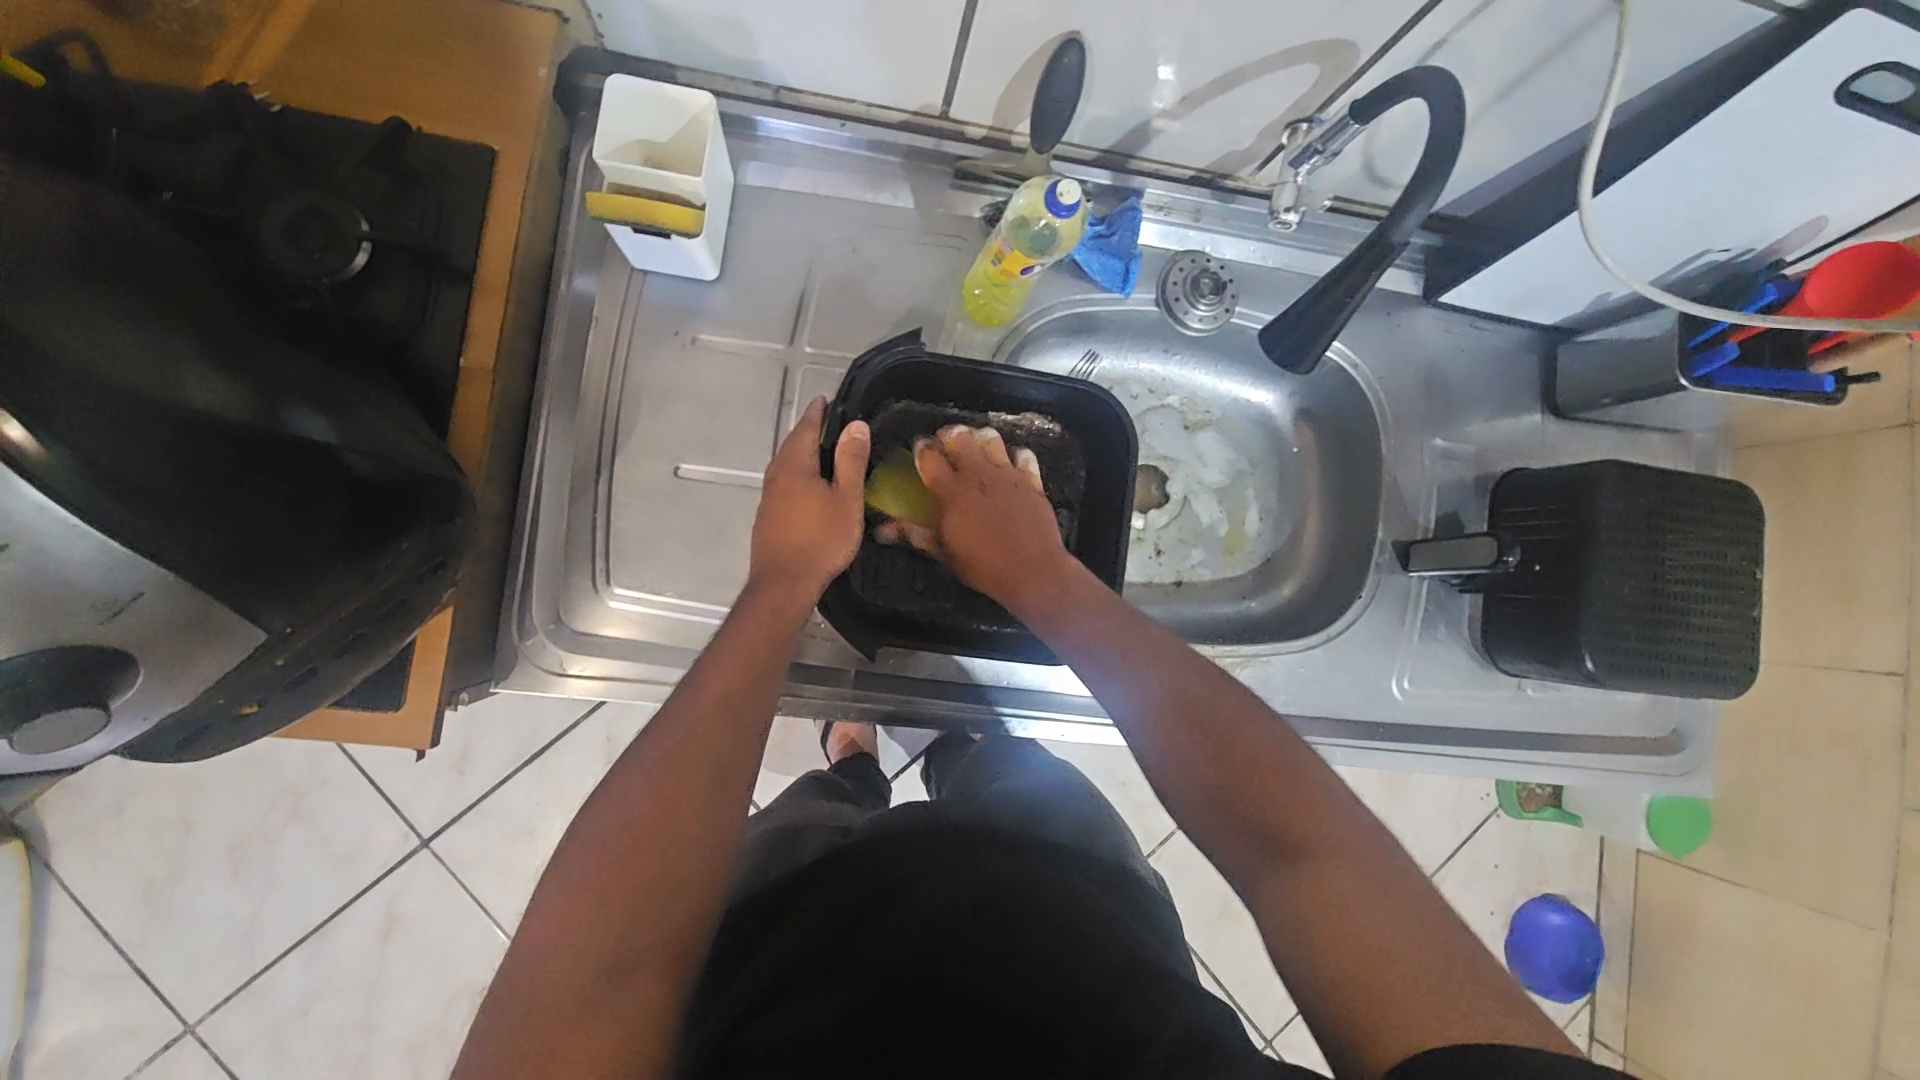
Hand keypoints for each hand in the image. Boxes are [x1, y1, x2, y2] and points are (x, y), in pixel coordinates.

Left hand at [748, 398, 870, 599]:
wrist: (784, 583)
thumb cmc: (821, 541)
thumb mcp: (846, 500)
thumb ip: (850, 461)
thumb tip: (855, 425)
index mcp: (795, 465)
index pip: (807, 427)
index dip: (819, 412)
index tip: (828, 399)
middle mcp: (776, 474)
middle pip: (793, 443)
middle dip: (810, 430)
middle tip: (831, 423)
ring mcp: (768, 496)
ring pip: (786, 464)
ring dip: (803, 453)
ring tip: (824, 452)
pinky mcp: (767, 515)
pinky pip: (784, 482)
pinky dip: (798, 473)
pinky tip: (810, 486)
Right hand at [894, 425, 1077, 609]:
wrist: (1033, 571)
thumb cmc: (983, 566)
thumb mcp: (945, 553)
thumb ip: (916, 534)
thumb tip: (884, 530)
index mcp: (951, 491)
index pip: (928, 455)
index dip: (921, 448)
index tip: (919, 450)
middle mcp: (978, 474)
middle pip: (959, 436)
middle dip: (949, 435)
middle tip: (947, 445)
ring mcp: (1007, 474)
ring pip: (991, 438)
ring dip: (980, 439)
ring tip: (977, 449)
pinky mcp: (1031, 480)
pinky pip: (1023, 455)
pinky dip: (1015, 456)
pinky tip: (1011, 465)